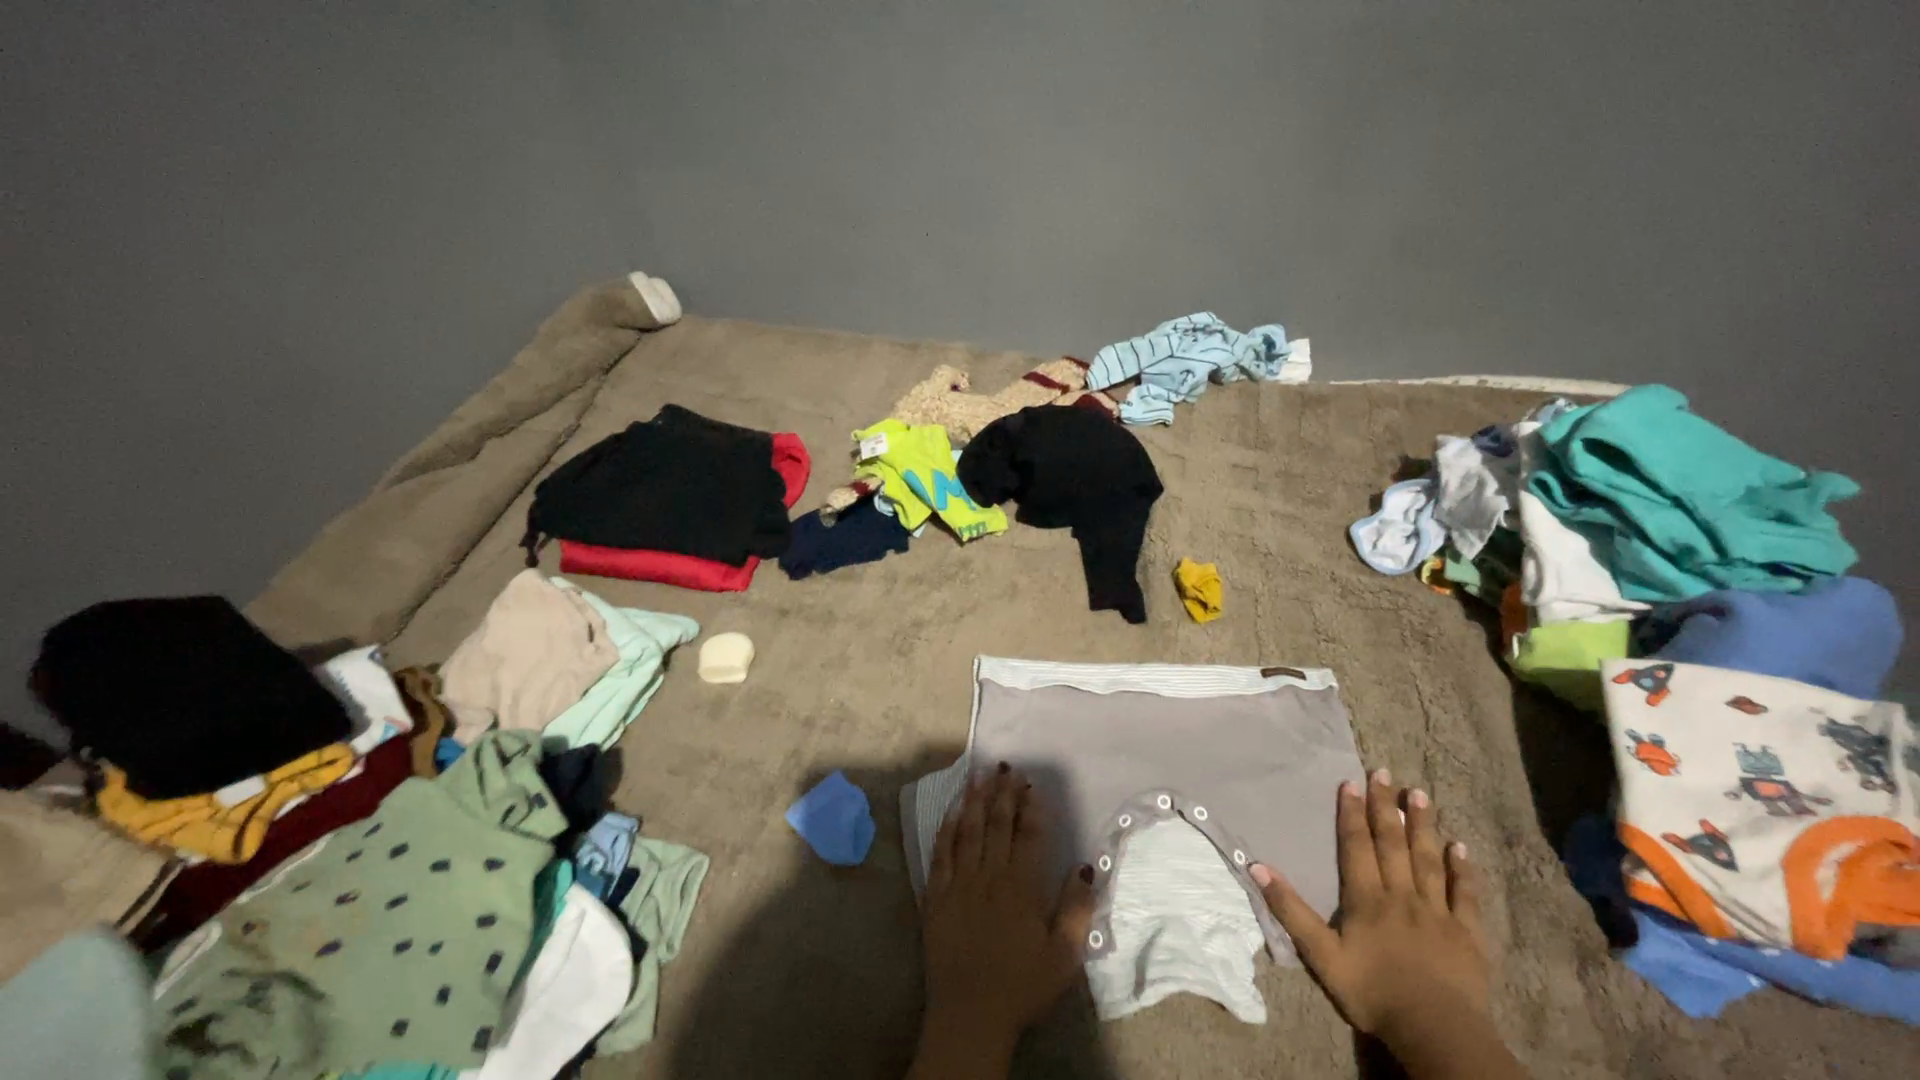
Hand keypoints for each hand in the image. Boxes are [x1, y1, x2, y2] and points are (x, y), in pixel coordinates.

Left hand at [908, 764, 1094, 1078]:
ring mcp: (959, 884)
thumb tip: (1087, 866)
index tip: (1033, 783)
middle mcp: (989, 877)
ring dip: (975, 800)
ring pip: (968, 831)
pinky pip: (941, 853)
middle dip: (1004, 793)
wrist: (969, 1015)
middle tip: (1007, 766)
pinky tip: (953, 811)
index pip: (1029, 837)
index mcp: (1022, 888)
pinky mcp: (936, 897)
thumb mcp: (1063, 956)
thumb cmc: (1022, 987)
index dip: (1032, 807)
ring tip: (980, 774)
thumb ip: (1077, 909)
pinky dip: (947, 828)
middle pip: (998, 825)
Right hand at [1253, 770, 1522, 1079]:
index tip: (1351, 782)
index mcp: (1367, 900)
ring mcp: (1438, 912)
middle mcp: (1402, 896)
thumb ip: (1291, 910)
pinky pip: (1465, 894)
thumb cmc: (1372, 992)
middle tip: (1385, 773)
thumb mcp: (1320, 955)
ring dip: (1424, 826)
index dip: (1352, 813)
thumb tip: (1258, 867)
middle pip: (1393, 844)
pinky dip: (1462, 869)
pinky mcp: (1468, 934)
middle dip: (1386, 807)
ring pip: (1429, 860)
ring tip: (1420, 795)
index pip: (1357, 846)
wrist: (1434, 1029)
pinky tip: (1460, 847)